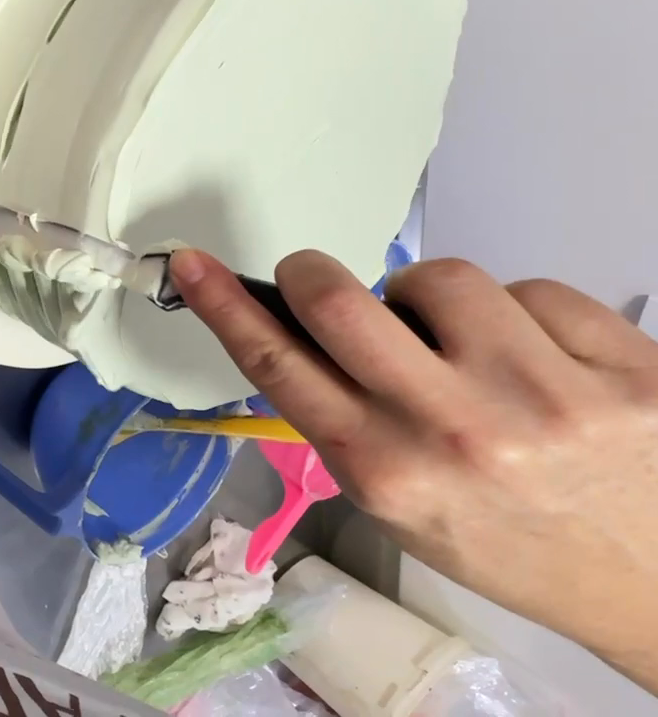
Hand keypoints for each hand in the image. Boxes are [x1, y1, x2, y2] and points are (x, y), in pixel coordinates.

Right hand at [171, 249, 657, 688]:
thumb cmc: (499, 540)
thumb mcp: (391, 500)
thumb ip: (337, 415)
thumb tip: (292, 327)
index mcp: (382, 468)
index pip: (275, 364)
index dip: (223, 305)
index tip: (190, 262)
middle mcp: (454, 431)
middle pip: (338, 303)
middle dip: (312, 273)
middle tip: (318, 280)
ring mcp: (551, 399)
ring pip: (443, 278)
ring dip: (429, 298)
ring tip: (460, 339)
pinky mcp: (635, 375)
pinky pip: (539, 289)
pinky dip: (520, 311)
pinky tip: (537, 355)